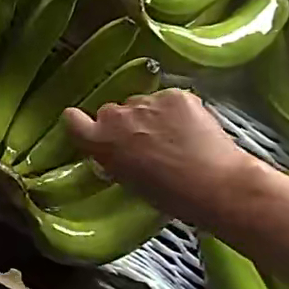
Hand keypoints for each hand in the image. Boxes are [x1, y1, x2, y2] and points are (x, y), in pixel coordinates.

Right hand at [61, 88, 271, 226]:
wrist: (215, 184)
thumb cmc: (167, 193)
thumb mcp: (123, 177)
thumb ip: (110, 155)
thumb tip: (116, 148)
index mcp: (97, 140)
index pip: (72, 118)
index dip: (82, 121)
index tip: (93, 127)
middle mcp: (115, 116)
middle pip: (112, 111)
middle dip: (124, 122)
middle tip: (144, 139)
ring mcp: (146, 102)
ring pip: (142, 103)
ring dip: (152, 115)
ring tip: (173, 134)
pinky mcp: (175, 94)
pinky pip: (168, 98)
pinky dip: (177, 109)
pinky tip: (190, 126)